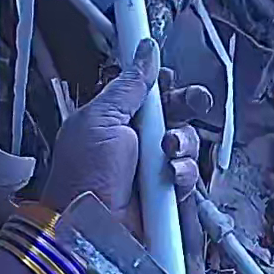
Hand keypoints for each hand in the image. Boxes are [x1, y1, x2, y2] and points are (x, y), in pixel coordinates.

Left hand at [41, 38, 209, 213]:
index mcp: (115, 120)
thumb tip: (145, 51)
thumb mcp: (100, 119)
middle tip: (190, 105)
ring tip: (167, 153)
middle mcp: (136, 143)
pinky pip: (190, 176)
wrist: (87, 223)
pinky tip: (171, 178)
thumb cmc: (82, 173)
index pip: (150, 93)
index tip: (170, 82)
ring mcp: (152, 170)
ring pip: (188, 144)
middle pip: (177, 114)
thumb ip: (127, 86)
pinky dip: (184, 175)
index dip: (165, 86)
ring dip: (183, 144)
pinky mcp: (165, 195)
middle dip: (186, 108)